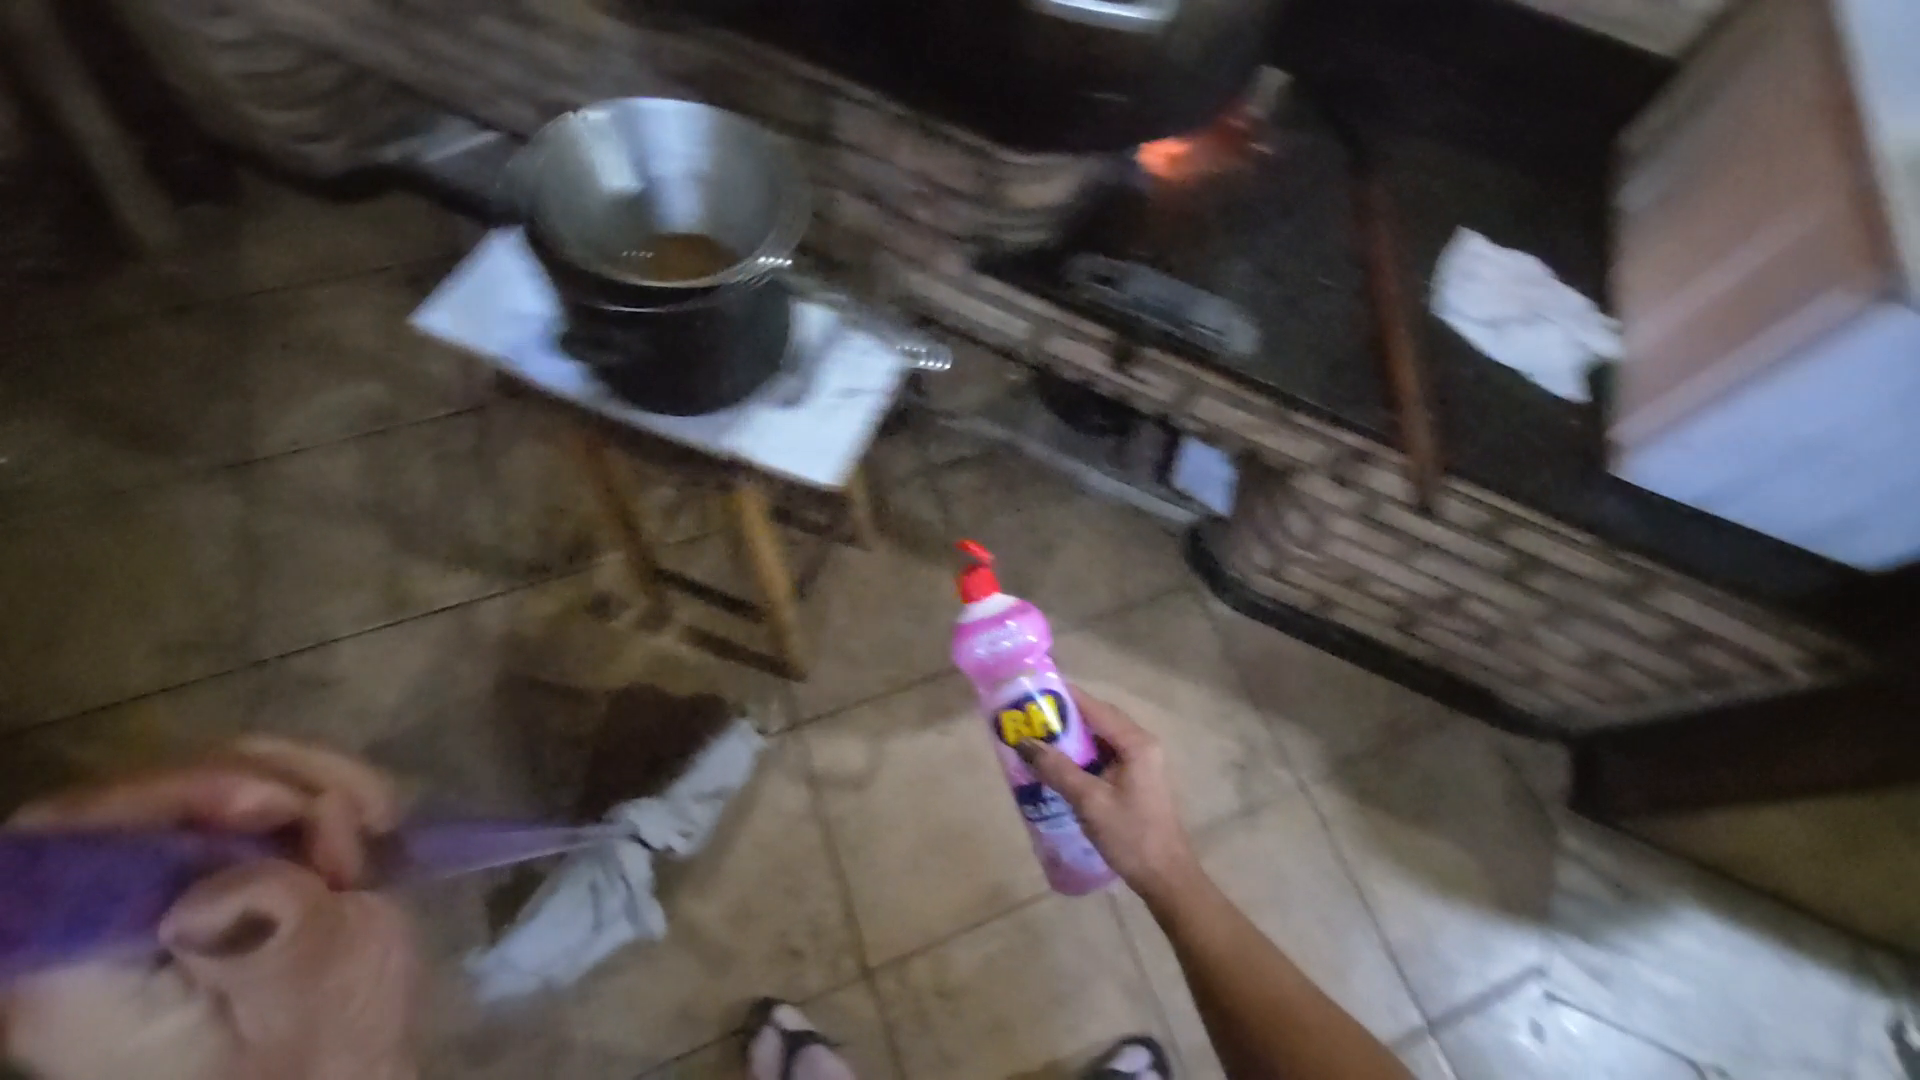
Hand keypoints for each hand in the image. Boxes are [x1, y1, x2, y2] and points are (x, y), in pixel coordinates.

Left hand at [2, 738, 419, 1079]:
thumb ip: (268, 941)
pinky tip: (372, 828)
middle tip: (347, 821)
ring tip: (371, 834)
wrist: (350, 1071)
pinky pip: (273, 792)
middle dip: (270, 784)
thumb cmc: (321, 1054)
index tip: (271, 806)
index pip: (75, 834)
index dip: (165, 796)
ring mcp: (173, 886)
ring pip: (225, 776)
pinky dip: (333, 792)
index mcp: (83, 963)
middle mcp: (110, 912)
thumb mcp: (307, 1000)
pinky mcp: (229, 871)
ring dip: (316, 786)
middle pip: (160, 791)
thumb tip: (231, 885)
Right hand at [1016, 689, 1202, 905]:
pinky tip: (1057, 768)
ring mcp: (1140, 763)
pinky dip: (1080, 757)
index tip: (1033, 693)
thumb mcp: (1089, 801)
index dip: (1064, 697)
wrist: (1165, 878)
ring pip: (1099, 739)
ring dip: (1070, 740)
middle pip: (1097, 720)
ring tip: (1036, 741)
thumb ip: (1057, 769)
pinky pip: (1103, 757)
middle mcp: (1140, 745)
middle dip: (1063, 719)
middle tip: (1028, 720)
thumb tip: (1024, 743)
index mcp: (1136, 742)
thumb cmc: (1131, 836)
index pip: (1095, 707)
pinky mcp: (1134, 780)